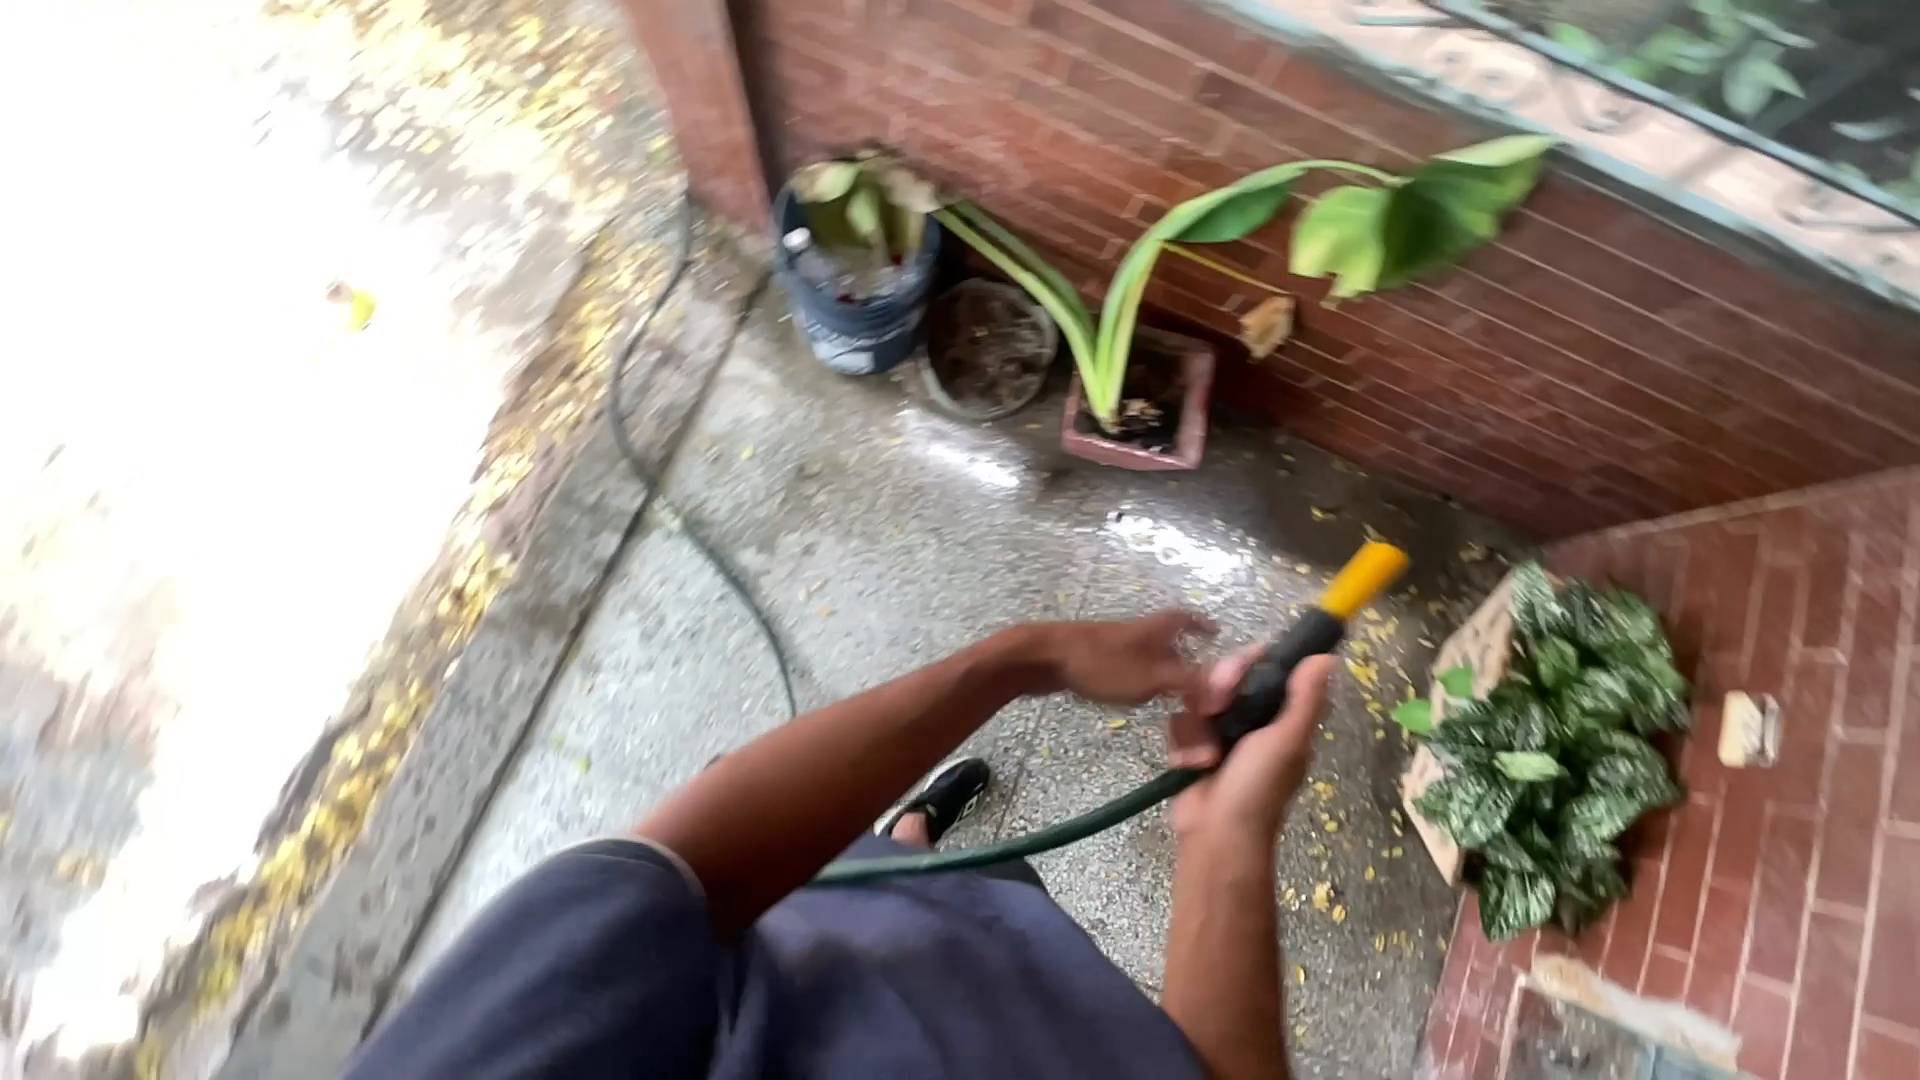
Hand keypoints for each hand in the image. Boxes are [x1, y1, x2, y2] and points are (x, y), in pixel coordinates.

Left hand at [1039, 610, 1215, 705]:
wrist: (1041, 657)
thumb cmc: (1100, 665)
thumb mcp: (1151, 677)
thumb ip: (1189, 682)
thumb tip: (1228, 685)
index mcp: (1152, 628)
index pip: (1184, 619)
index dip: (1201, 624)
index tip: (1216, 631)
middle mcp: (1134, 630)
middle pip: (1164, 635)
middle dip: (1182, 650)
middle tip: (1197, 673)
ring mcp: (1110, 642)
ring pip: (1144, 651)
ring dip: (1159, 666)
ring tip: (1171, 691)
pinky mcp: (1091, 658)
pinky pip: (1124, 664)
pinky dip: (1137, 676)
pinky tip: (1133, 694)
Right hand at [1168, 648, 1335, 840]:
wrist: (1216, 833)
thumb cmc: (1258, 788)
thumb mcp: (1286, 741)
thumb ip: (1304, 698)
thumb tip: (1328, 656)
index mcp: (1277, 718)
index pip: (1261, 670)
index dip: (1247, 662)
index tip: (1240, 666)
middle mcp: (1248, 721)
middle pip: (1222, 679)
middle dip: (1214, 692)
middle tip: (1214, 709)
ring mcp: (1216, 734)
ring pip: (1195, 700)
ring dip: (1197, 729)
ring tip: (1206, 754)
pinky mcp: (1189, 748)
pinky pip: (1178, 725)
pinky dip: (1183, 746)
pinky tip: (1191, 764)